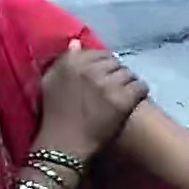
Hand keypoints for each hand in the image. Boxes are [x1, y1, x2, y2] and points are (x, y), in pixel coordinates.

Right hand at [37, 40, 149, 158]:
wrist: (64, 146)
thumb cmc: (54, 117)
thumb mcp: (49, 83)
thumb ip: (63, 60)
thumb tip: (76, 42)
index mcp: (71, 62)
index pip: (98, 53)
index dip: (103, 65)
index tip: (103, 76)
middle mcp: (90, 69)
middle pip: (115, 62)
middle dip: (116, 73)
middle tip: (115, 87)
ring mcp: (108, 84)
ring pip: (129, 73)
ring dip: (128, 83)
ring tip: (125, 94)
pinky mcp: (122, 100)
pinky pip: (140, 87)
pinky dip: (139, 92)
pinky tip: (135, 100)